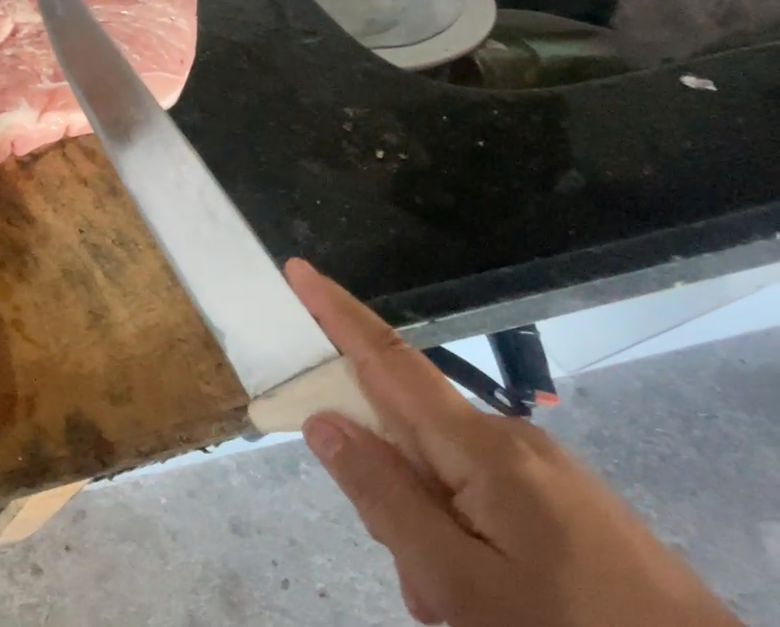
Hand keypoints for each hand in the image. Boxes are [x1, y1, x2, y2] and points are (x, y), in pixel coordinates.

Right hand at [284, 259, 738, 626]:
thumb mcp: (455, 578)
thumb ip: (382, 496)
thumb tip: (325, 423)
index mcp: (484, 449)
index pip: (389, 362)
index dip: (338, 315)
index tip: (299, 269)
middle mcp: (512, 442)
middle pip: (406, 432)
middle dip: (384, 484)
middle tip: (413, 566)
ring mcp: (544, 470)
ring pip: (439, 474)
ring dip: (424, 525)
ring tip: (453, 598)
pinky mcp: (564, 500)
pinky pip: (477, 496)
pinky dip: (457, 534)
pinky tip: (482, 591)